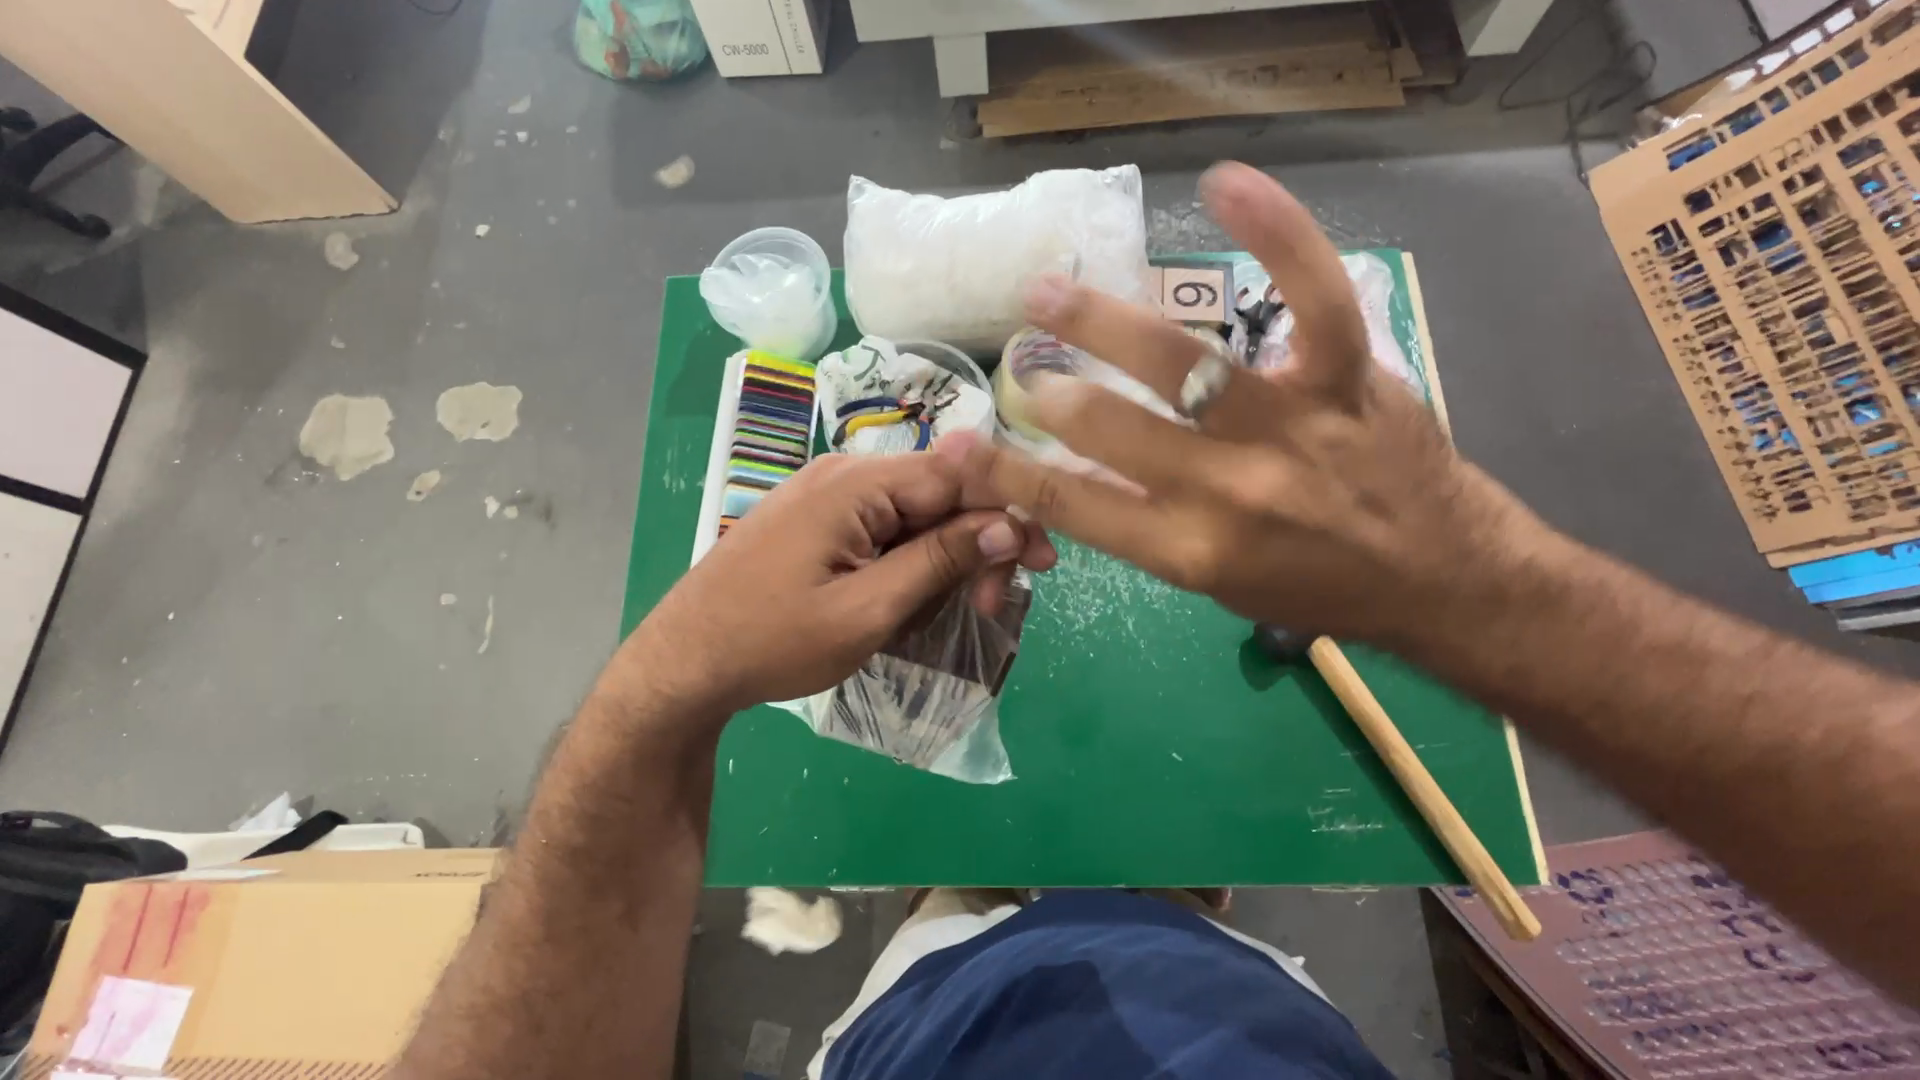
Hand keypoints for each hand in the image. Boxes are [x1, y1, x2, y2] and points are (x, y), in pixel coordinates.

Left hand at [626, 451, 1055, 717]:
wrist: (684, 662)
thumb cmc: (774, 641)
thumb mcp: (869, 609)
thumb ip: (940, 560)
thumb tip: (1009, 524)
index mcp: (855, 484)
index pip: (958, 474)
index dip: (1008, 512)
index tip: (1042, 560)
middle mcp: (842, 473)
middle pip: (938, 493)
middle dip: (974, 545)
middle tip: (991, 605)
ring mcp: (825, 495)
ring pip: (913, 514)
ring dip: (943, 558)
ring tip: (953, 612)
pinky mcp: (815, 520)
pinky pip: (882, 527)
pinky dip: (909, 560)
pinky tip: (913, 598)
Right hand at [947, 162, 1552, 647]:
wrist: (1440, 580)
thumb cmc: (1315, 588)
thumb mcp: (1213, 583)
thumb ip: (1142, 527)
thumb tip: (1071, 474)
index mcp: (1189, 548)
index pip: (1072, 506)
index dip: (1007, 472)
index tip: (962, 448)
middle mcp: (1229, 490)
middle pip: (1109, 429)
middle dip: (1051, 395)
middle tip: (1024, 366)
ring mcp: (1289, 426)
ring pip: (1181, 361)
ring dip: (1099, 322)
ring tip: (1045, 291)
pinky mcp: (1346, 378)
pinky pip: (1310, 297)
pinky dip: (1276, 232)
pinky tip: (1226, 183)